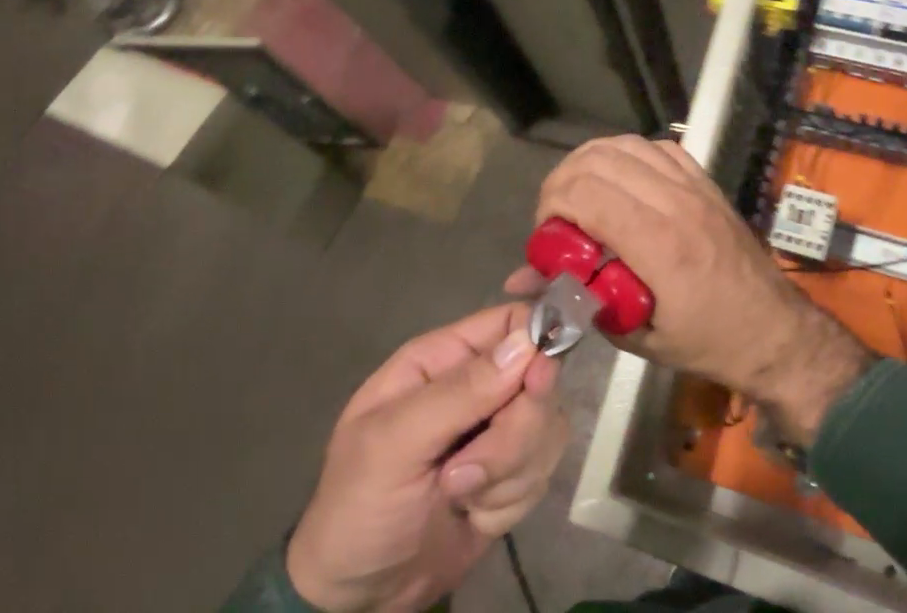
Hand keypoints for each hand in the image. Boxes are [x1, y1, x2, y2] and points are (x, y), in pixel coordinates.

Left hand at [286, 304, 568, 612]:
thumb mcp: (391, 445)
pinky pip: (544, 469)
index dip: (536, 342)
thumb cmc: (358, 507)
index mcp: (441, 359)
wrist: (360, 596)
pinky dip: (512, 500)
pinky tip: (474, 514)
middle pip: (540, 380)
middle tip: (462, 471)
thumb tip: (528, 343)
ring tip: (456, 495)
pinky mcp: (514, 471)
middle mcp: (477, 385)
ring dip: (508, 474)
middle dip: (512, 436)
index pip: (511, 322)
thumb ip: (458, 393)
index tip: (537, 382)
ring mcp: (498, 429)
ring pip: (547, 428)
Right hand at [513, 135, 872, 442]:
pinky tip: (621, 184)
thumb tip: (522, 281)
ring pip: (626, 144)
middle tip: (557, 218)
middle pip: (599, 160)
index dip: (550, 206)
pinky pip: (658, 148)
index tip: (546, 236)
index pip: (586, 192)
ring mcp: (696, 187)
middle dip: (561, 183)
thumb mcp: (637, 336)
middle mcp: (677, 203)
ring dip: (591, 163)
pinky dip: (628, 157)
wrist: (775, 330)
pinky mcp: (708, 183)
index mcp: (660, 245)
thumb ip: (581, 301)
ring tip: (581, 197)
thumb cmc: (708, 342)